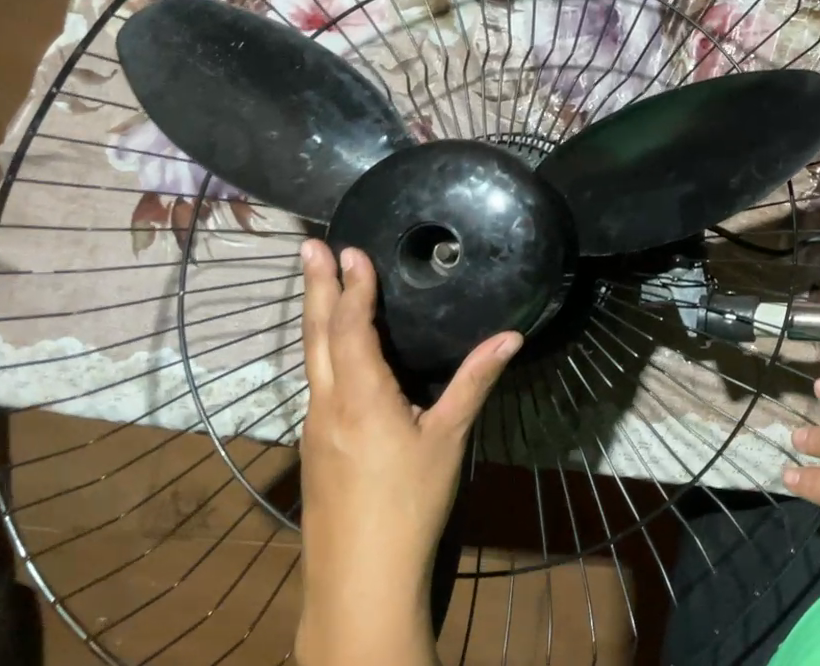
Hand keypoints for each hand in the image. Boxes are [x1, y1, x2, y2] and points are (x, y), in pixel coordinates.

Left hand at [293, 240, 521, 664]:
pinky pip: (317, 380)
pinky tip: (333, 349)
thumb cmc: (409, 500)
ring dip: (315, 315)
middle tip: (309, 248)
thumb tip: (510, 335)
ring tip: (318, 284)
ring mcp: (317, 426)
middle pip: (318, 336)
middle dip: (316, 288)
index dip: (352, 288)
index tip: (351, 250)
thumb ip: (474, 381)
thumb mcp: (449, 437)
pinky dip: (323, 347)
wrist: (359, 572)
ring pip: (311, 358)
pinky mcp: (318, 444)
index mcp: (361, 397)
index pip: (352, 329)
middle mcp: (329, 404)